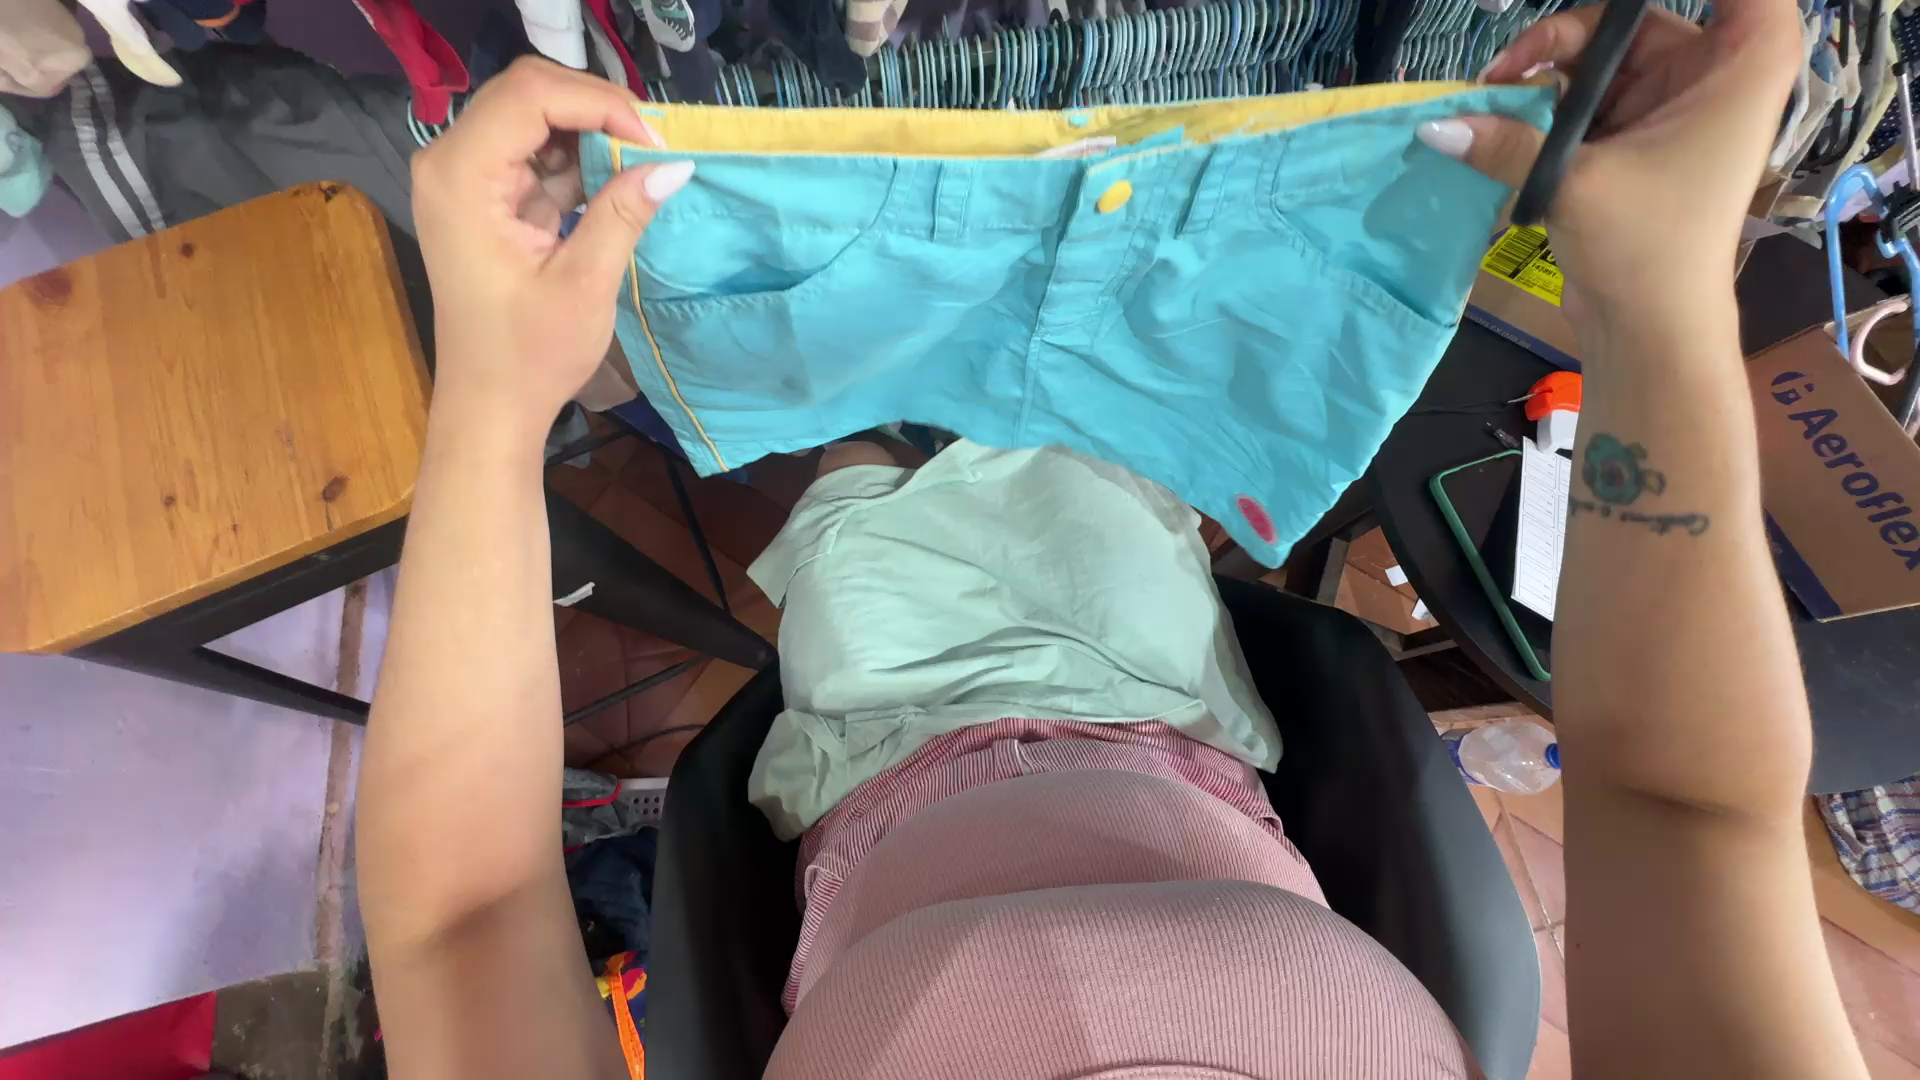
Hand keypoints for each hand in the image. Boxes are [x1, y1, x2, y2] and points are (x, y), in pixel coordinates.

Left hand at [410, 57, 692, 440]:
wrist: (494, 403)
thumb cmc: (532, 353)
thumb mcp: (585, 283)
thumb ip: (623, 214)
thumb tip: (675, 166)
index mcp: (462, 176)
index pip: (530, 96)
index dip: (599, 104)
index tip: (656, 141)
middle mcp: (452, 163)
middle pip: (527, 98)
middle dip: (596, 113)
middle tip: (655, 148)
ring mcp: (468, 182)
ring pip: (534, 126)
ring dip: (590, 138)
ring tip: (644, 164)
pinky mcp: (488, 203)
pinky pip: (534, 162)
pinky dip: (578, 168)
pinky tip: (616, 185)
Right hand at [1415, 0, 1800, 329]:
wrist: (1646, 319)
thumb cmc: (1643, 241)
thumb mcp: (1573, 183)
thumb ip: (1505, 147)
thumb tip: (1434, 126)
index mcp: (1738, 61)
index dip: (1641, 1)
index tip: (1600, 15)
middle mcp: (1707, 74)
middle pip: (1631, 27)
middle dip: (1561, 43)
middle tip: (1499, 73)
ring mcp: (1663, 111)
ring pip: (1596, 70)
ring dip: (1541, 84)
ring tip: (1487, 106)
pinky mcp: (1626, 146)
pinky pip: (1579, 111)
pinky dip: (1541, 117)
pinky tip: (1500, 129)